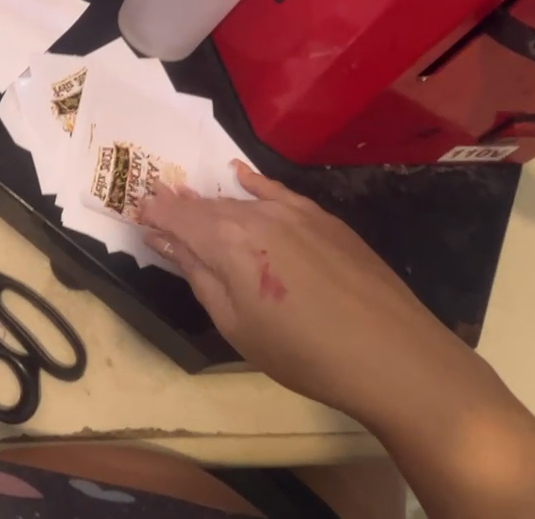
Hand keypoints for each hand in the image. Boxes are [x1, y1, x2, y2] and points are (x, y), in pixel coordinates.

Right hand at [140, 165, 500, 425]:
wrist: (398, 360)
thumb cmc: (304, 354)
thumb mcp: (235, 325)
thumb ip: (196, 275)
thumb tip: (161, 240)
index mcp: (227, 241)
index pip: (176, 216)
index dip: (153, 215)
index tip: (135, 216)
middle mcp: (255, 214)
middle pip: (203, 205)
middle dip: (177, 207)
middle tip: (156, 210)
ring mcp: (293, 212)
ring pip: (237, 199)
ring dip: (210, 202)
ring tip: (191, 203)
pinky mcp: (324, 219)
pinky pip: (276, 190)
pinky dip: (253, 182)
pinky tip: (239, 175)